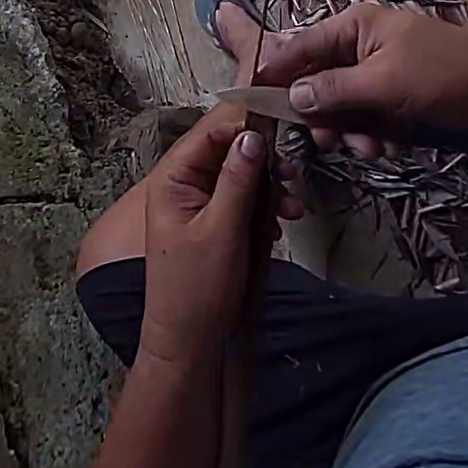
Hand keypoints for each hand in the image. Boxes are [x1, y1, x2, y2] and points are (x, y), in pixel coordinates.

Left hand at [139, 104, 270, 369]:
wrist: (189, 344)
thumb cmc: (197, 289)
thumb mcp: (222, 230)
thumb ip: (237, 179)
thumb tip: (254, 134)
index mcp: (173, 176)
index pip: (210, 130)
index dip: (246, 122)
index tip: (283, 126)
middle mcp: (184, 181)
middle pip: (228, 148)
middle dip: (263, 157)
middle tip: (292, 175)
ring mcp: (199, 199)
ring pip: (240, 171)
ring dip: (269, 183)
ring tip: (293, 205)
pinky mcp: (214, 217)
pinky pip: (242, 195)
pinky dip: (264, 202)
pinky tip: (281, 220)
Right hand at [256, 3, 467, 157]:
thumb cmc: (443, 74)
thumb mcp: (384, 82)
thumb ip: (334, 89)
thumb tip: (291, 95)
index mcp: (354, 26)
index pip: (301, 46)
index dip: (275, 71)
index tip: (252, 95)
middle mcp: (359, 44)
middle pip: (318, 80)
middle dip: (324, 114)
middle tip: (329, 140)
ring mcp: (375, 69)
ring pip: (341, 103)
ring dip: (351, 128)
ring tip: (374, 146)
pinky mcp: (391, 92)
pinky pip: (365, 113)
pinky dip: (373, 130)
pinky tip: (391, 142)